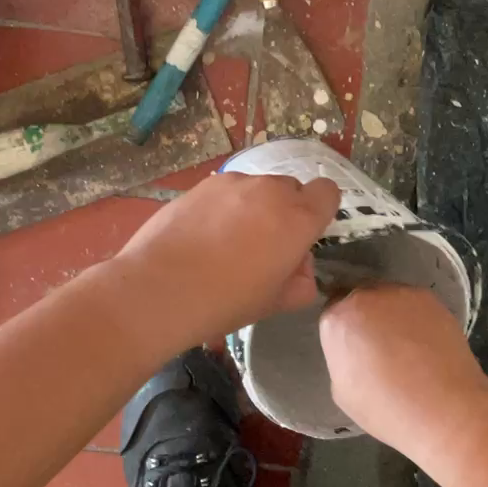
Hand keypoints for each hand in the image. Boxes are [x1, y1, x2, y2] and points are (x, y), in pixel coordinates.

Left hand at [108, 170, 339, 347]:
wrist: (159, 289)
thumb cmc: (225, 301)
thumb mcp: (275, 303)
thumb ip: (301, 283)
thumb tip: (300, 269)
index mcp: (298, 219)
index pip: (328, 192)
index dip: (320, 211)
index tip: (303, 236)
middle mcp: (270, 191)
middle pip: (291, 189)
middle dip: (285, 212)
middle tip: (264, 247)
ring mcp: (233, 183)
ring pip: (257, 189)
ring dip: (253, 208)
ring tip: (226, 244)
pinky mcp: (202, 185)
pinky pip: (226, 192)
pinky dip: (223, 208)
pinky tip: (202, 237)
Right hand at [319, 285, 487, 448]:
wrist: (445, 408)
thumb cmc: (387, 408)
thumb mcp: (342, 390)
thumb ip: (342, 357)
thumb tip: (357, 350)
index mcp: (338, 319)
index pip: (332, 313)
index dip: (344, 332)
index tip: (354, 350)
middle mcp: (367, 295)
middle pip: (359, 298)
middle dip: (365, 317)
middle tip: (378, 346)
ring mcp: (402, 293)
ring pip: (388, 298)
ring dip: (390, 315)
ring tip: (406, 346)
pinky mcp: (432, 299)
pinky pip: (414, 305)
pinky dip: (415, 319)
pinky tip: (425, 344)